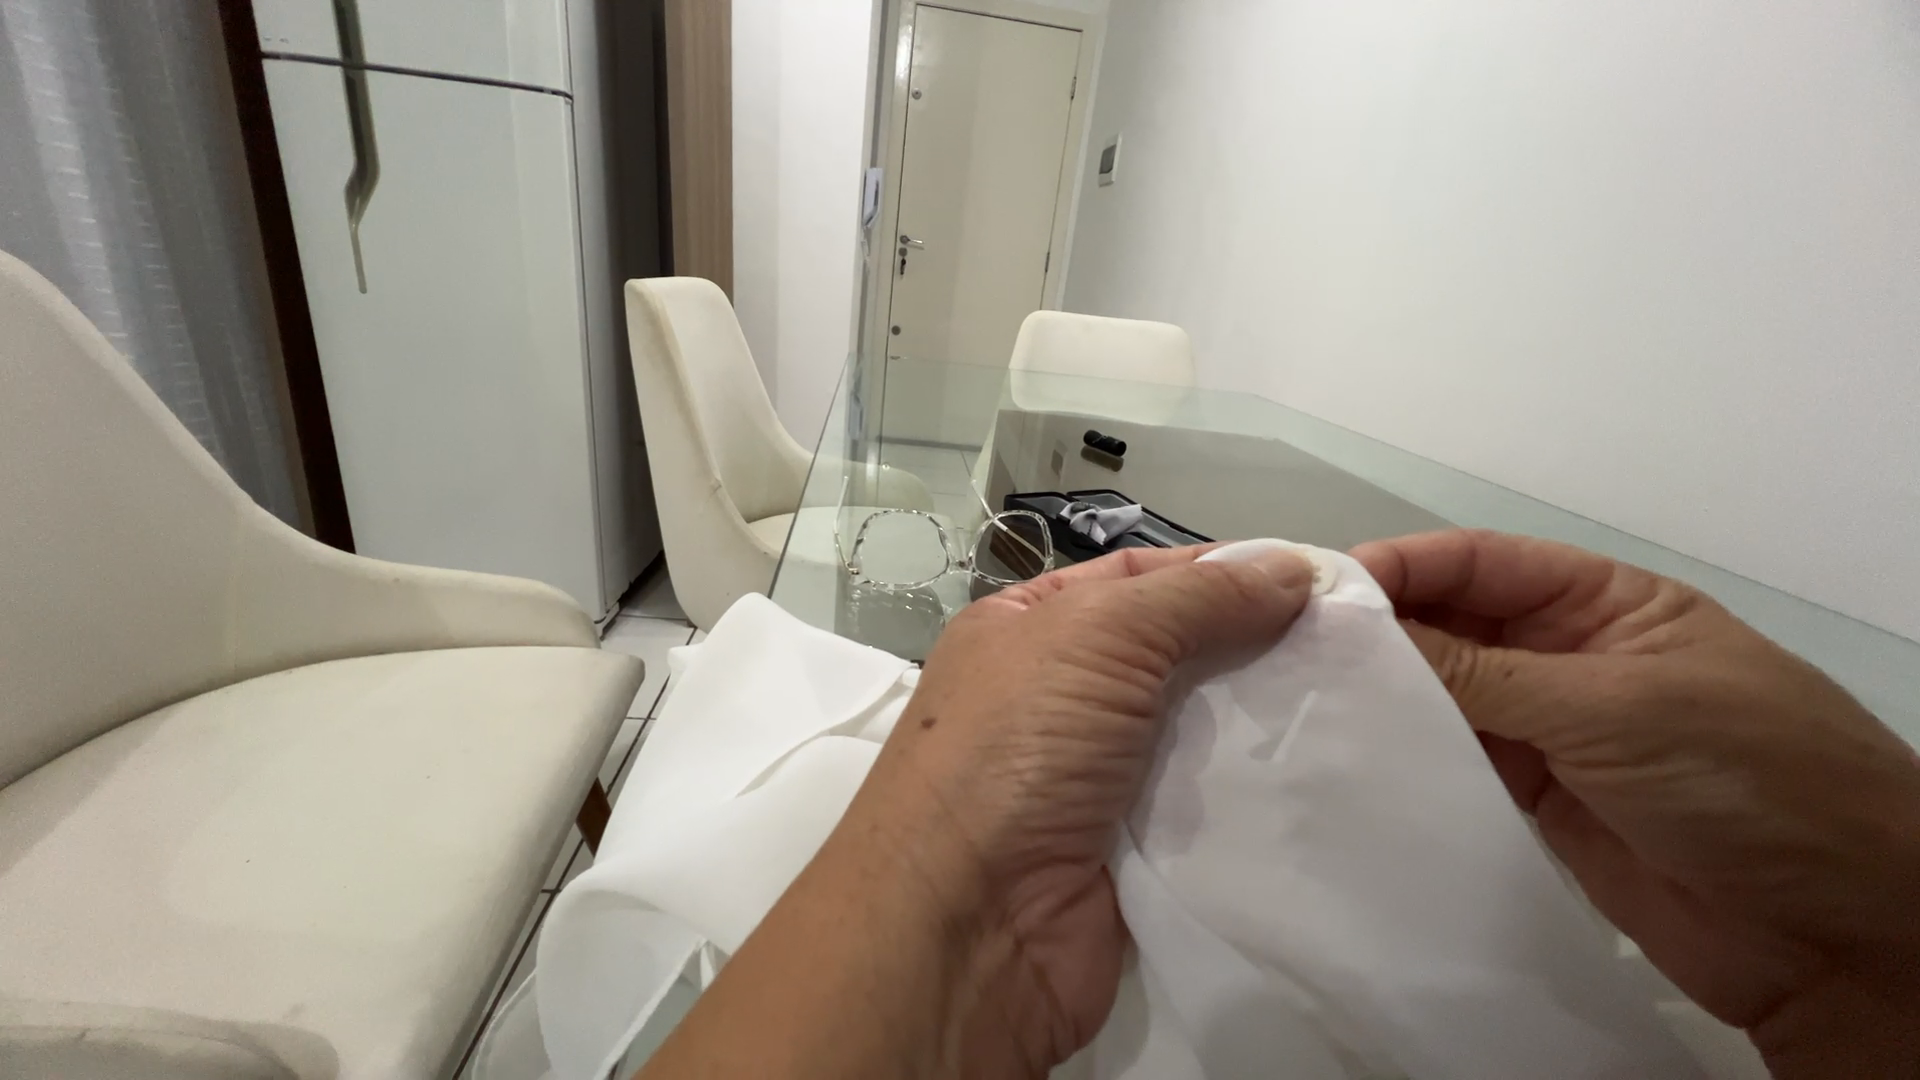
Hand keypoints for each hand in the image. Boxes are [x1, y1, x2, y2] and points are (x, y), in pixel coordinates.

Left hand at [845, 543, 1313, 1072]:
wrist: (970, 922)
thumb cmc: (1016, 745)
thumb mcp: (1094, 635)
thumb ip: (1193, 597)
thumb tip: (1289, 567)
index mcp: (1029, 626)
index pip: (1134, 575)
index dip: (1216, 569)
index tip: (1306, 575)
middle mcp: (1059, 691)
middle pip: (1173, 649)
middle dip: (1252, 640)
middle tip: (1350, 636)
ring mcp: (1094, 768)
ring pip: (1196, 724)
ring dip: (1263, 714)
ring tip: (1356, 696)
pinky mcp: (1133, 840)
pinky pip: (1205, 795)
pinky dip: (1255, 783)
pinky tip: (1324, 767)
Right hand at [1351, 529, 1919, 1077]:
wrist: (1841, 946)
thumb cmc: (1749, 782)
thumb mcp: (1612, 705)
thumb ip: (1477, 670)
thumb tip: (1358, 634)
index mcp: (1599, 602)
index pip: (1478, 561)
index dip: (1403, 565)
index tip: (1327, 588)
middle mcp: (1558, 650)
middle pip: (1448, 618)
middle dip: (1380, 625)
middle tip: (1296, 641)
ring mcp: (1537, 720)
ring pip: (1437, 683)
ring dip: (1380, 685)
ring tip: (1303, 688)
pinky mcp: (1519, 783)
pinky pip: (1444, 744)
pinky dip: (1399, 739)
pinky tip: (1347, 739)